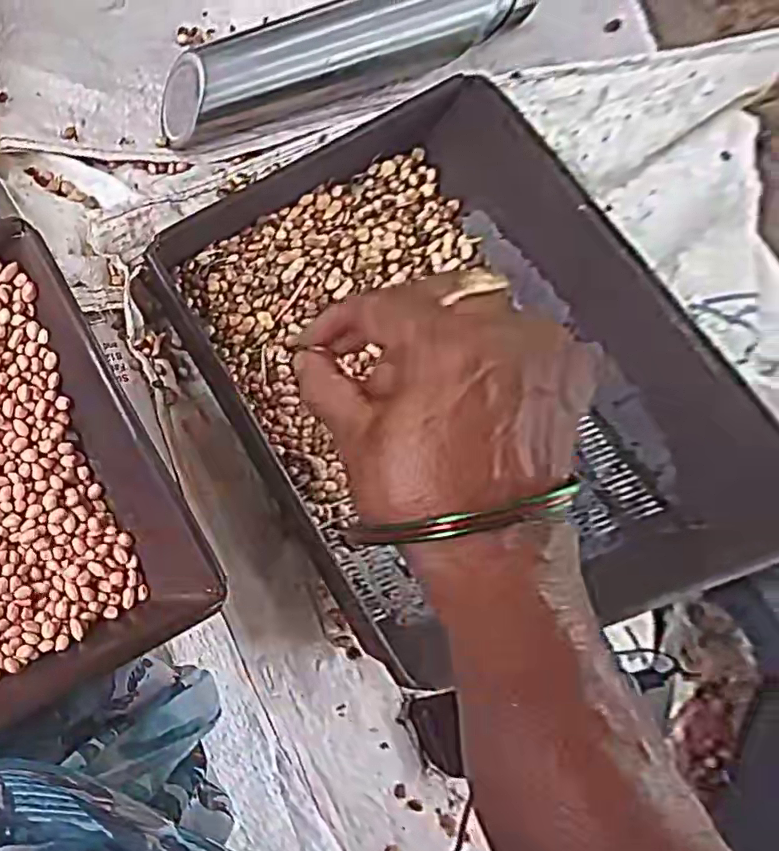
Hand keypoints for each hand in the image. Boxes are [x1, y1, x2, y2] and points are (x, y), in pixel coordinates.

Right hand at [293, 273, 595, 529]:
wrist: (483, 537)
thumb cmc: (423, 496)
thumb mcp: (351, 435)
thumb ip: (324, 384)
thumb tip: (309, 361)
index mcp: (448, 348)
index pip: (381, 305)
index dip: (335, 319)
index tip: (316, 338)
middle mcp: (506, 338)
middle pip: (435, 295)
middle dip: (384, 318)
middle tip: (349, 345)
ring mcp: (541, 353)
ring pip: (473, 312)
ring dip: (426, 335)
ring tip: (393, 380)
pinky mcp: (560, 374)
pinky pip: (508, 339)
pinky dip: (468, 351)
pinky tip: (438, 387)